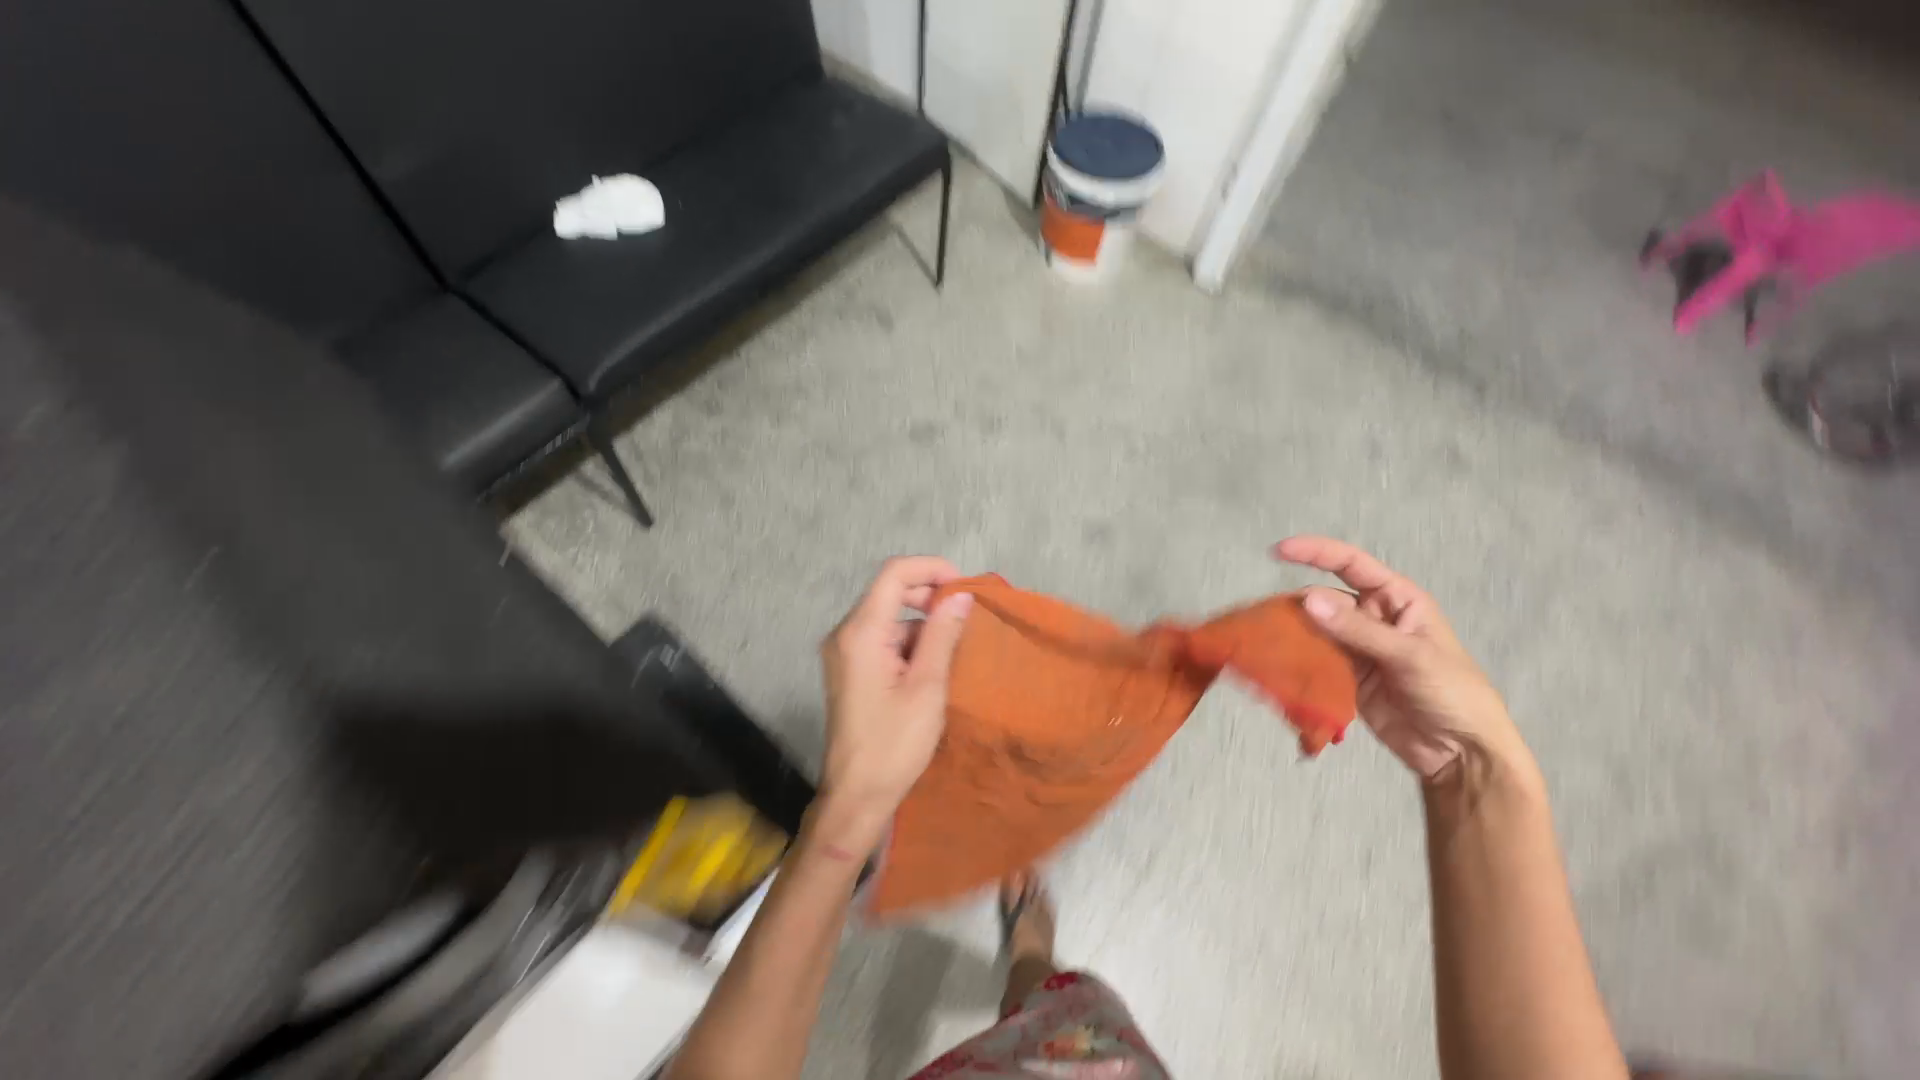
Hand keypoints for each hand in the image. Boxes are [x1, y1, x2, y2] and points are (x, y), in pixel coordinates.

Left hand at [815, 557, 973, 850]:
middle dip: (930, 598)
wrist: (857, 794)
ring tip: (955, 652)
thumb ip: (943, 635)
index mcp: (860, 632)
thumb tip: (961, 596)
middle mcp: (844, 634)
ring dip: (923, 626)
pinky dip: (909, 644)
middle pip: (889, 592)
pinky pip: (882, 640)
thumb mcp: (927, 687)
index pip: (894, 574)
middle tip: (967, 619)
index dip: (931, 569)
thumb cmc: (894, 743)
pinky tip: (933, 669)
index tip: (965, 588)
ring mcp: (843, 653)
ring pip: (889, 618)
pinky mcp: (849, 671)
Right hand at [1273, 536, 1534, 787]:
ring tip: (1261, 642)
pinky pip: (1315, 663)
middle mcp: (1374, 619)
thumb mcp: (1410, 656)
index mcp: (1397, 600)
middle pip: (1325, 602)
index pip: (1351, 565)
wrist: (1462, 753)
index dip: (1316, 553)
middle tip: (1261, 619)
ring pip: (1315, 632)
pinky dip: (1296, 663)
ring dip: (1291, 635)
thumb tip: (1307, 600)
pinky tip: (1275, 666)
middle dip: (1295, 606)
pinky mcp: (1347, 680)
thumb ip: (1358, 629)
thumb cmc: (1453, 693)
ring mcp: (1358, 650)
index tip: (1278, 552)